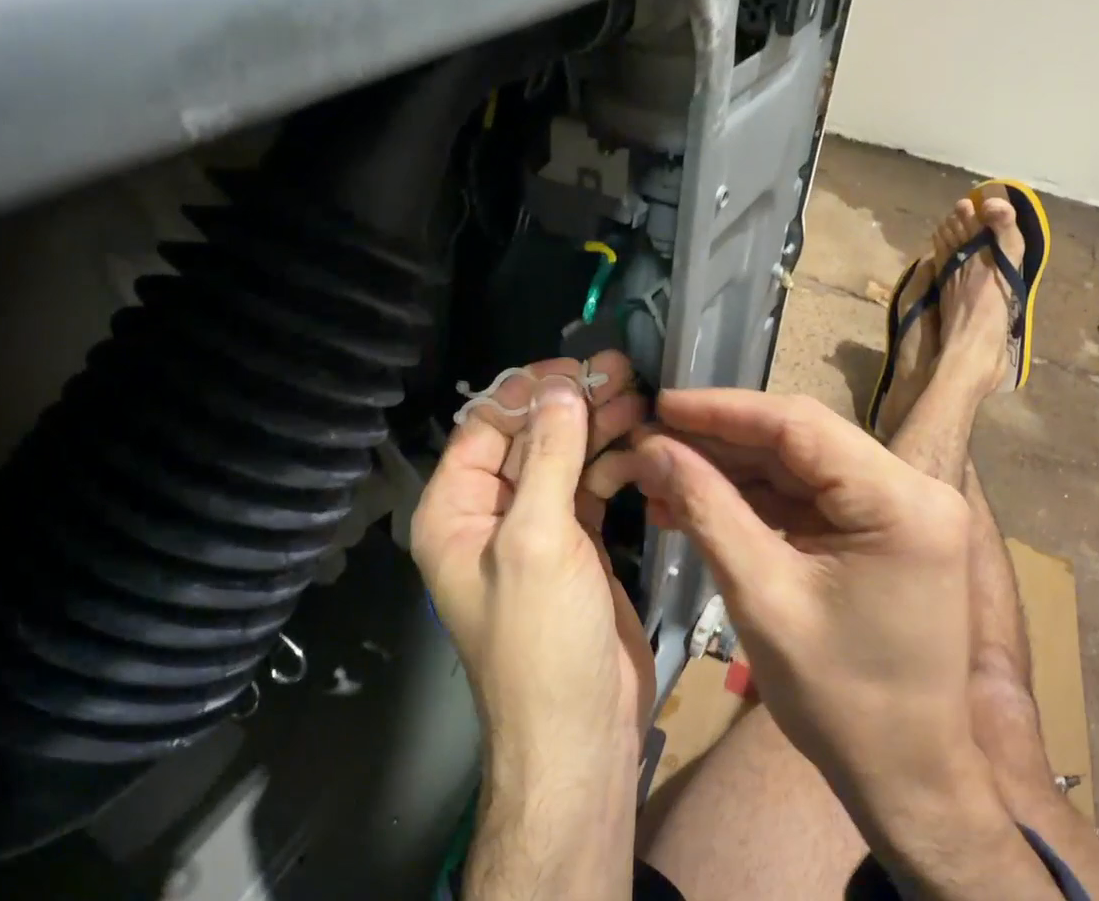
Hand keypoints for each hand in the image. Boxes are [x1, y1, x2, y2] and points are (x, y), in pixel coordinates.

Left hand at [411, 351, 653, 772]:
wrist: (580, 732)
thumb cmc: (541, 639)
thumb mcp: (538, 540)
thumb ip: (549, 458)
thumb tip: (558, 386)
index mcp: (455, 513)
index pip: (484, 429)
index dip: (527, 392)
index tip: (577, 365)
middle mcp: (490, 517)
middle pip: (529, 440)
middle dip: (571, 404)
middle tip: (623, 370)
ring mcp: (536, 534)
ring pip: (565, 463)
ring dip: (598, 429)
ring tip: (640, 395)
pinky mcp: (577, 551)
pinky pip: (590, 492)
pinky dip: (613, 465)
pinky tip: (642, 442)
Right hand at [633, 389, 976, 787]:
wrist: (905, 774)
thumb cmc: (839, 699)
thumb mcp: (763, 597)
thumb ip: (707, 511)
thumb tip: (651, 448)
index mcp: (903, 501)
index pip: (801, 424)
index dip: (723, 409)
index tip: (660, 402)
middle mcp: (914, 491)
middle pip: (800, 441)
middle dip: (720, 441)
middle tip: (649, 439)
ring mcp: (901, 511)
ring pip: (798, 468)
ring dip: (730, 472)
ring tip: (659, 475)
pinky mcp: (881, 533)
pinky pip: (808, 500)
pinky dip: (755, 502)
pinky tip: (697, 505)